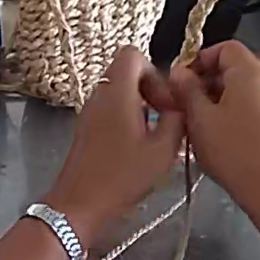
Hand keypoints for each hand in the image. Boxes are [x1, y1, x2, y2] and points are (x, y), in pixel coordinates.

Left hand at [40, 46, 185, 248]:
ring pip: (120, 95)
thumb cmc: (122, 177)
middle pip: (127, 74)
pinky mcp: (86, 131)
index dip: (155, 72)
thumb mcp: (163, 150)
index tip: (165, 102)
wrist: (79, 205)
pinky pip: (111, 112)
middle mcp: (99, 96)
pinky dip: (128, 121)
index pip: (132, 54)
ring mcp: (89, 113)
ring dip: (141, 109)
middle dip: (151, 92)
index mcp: (116, 92)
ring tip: (156, 138)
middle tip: (165, 121)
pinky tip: (138, 149)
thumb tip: (180, 107)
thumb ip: (177, 120)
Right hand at [167, 40, 259, 210]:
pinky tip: (215, 134)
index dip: (200, 59)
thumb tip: (178, 72)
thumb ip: (187, 90)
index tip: (181, 81)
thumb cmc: (231, 149)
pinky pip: (249, 105)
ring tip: (196, 121)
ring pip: (240, 88)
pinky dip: (230, 111)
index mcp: (250, 73)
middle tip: (184, 103)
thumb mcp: (200, 118)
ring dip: (215, 98)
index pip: (225, 47)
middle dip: (205, 81)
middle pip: (233, 67)